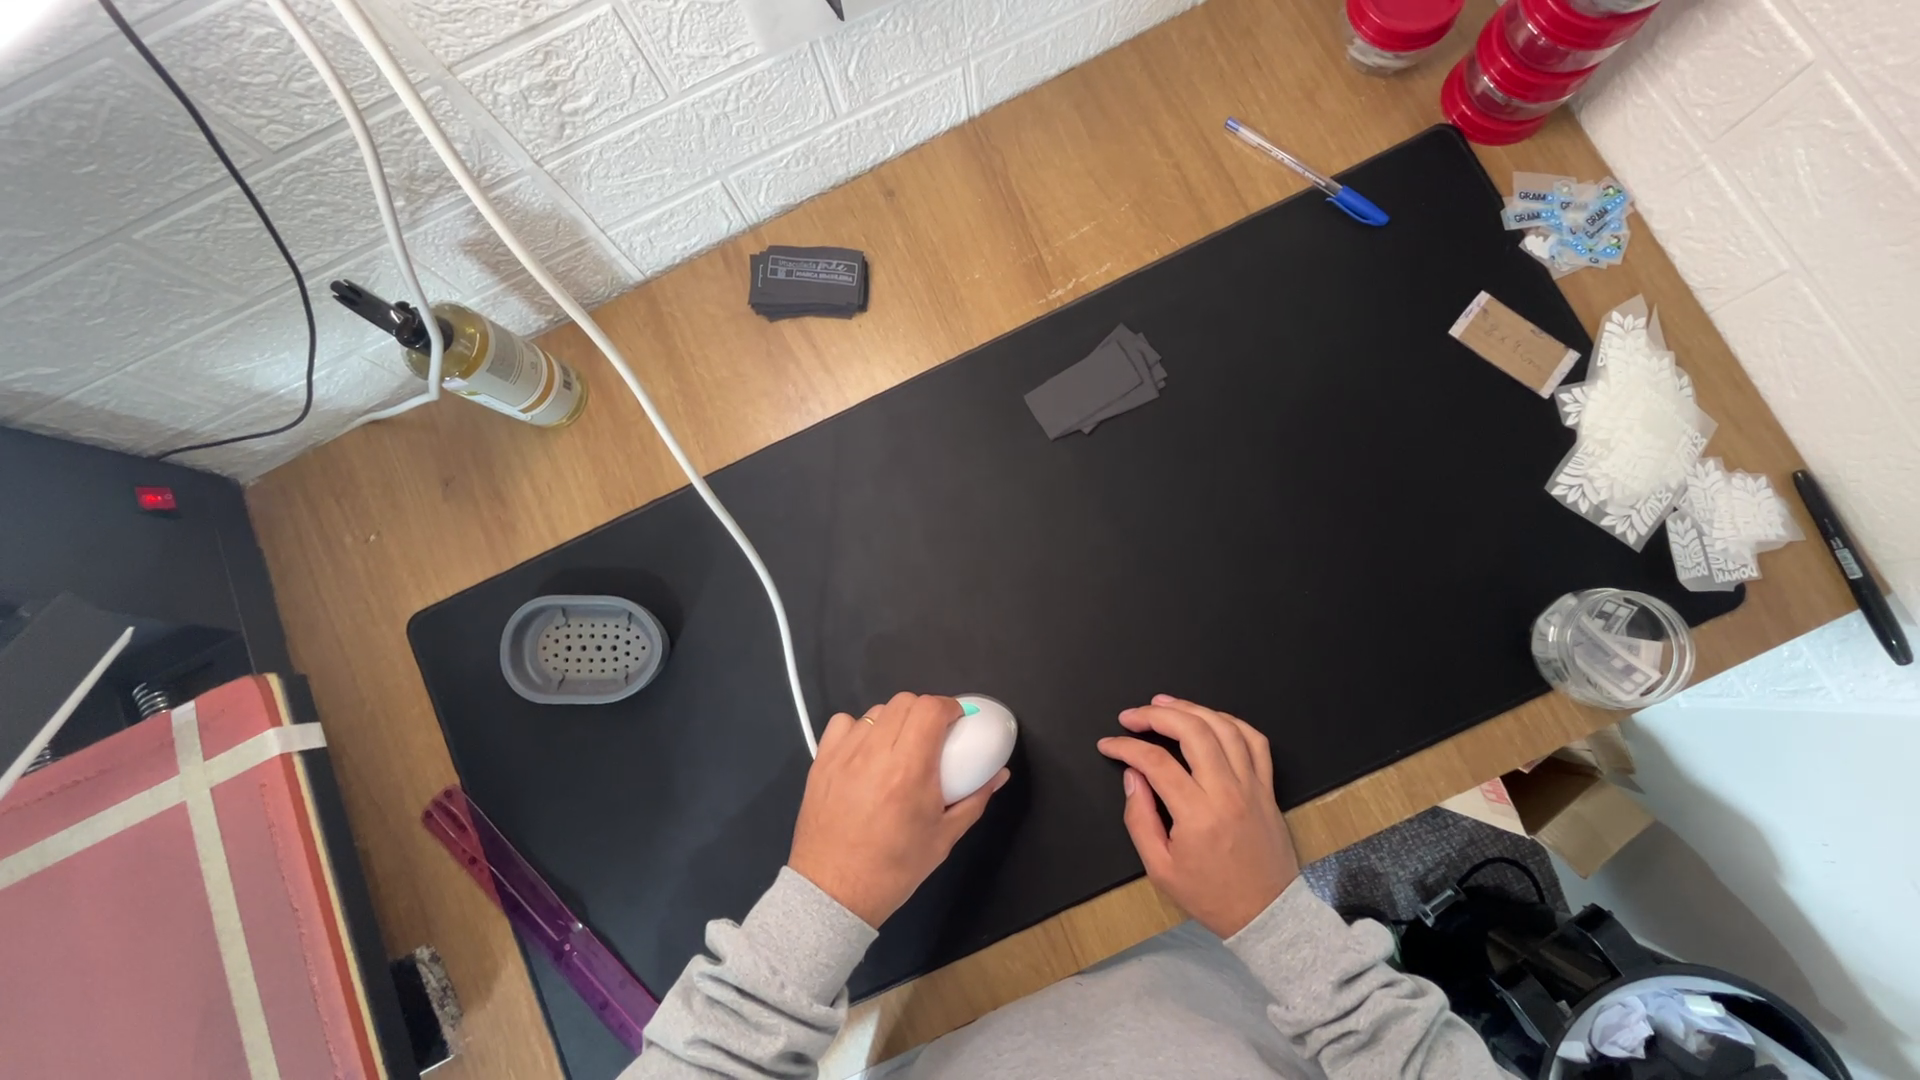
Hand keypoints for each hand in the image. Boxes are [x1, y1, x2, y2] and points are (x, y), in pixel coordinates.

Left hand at [789, 692, 1008, 927]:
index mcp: (909, 769)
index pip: (930, 709)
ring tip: (900, 745)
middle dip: (925, 710)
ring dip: (895, 719)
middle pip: (904, 702)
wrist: (834, 892)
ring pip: (876, 711)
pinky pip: (843, 723)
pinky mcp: (821, 761)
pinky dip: (860, 729)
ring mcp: (843, 755)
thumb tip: (999, 774)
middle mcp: (874, 753)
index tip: (957, 720)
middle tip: (934, 735)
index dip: (949, 706)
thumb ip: (975, 799)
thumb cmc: (895, 868)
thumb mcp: (945, 837)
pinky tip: (866, 751)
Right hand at [1097, 694, 1299, 937]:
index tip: (1108, 744)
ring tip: (1163, 703)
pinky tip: (1207, 718)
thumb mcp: (1159, 868)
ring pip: (1223, 727)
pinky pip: (1254, 740)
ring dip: (1190, 708)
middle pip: (1192, 731)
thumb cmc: (1209, 895)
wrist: (1267, 916)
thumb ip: (1139, 818)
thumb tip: (1132, 775)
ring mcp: (1253, 786)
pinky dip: (1229, 721)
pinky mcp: (1268, 787)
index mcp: (1197, 814)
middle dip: (1156, 714)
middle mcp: (1227, 792)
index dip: (1126, 746)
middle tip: (1132, 715)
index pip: (1156, 761)